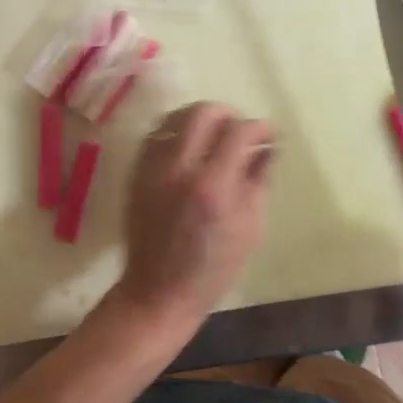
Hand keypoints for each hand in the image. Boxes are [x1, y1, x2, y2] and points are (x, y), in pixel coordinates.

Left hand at [111, 103, 273, 324]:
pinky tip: (188, 147)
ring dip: (199, 119)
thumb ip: (258, 180)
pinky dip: (174, 132)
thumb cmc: (212, 268)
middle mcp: (179, 170)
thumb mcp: (250, 228)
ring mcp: (151, 170)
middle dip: (228, 114)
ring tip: (213, 136)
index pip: (239, 132)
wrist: (157, 290)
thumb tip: (267, 146)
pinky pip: (154, 135)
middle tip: (239, 131)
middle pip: (203, 112)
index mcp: (214, 188)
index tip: (268, 134)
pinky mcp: (135, 174)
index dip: (259, 127)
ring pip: (174, 118)